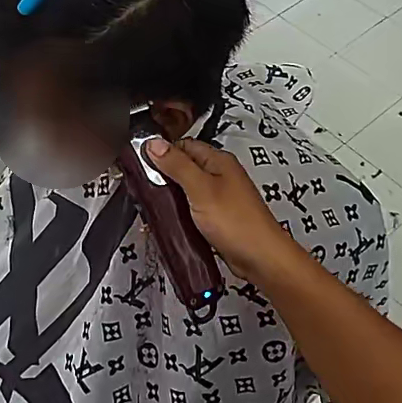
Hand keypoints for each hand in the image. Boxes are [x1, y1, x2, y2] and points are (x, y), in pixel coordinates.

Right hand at [143, 138, 299, 279]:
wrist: (260, 257)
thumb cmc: (240, 223)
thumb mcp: (201, 189)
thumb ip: (177, 165)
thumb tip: (155, 145)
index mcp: (218, 161)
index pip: (183, 145)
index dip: (161, 151)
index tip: (141, 162)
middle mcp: (220, 177)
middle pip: (183, 168)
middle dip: (162, 178)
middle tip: (145, 188)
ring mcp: (218, 198)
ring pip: (186, 192)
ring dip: (170, 199)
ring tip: (154, 208)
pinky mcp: (216, 218)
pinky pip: (192, 212)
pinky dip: (179, 216)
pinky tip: (170, 223)